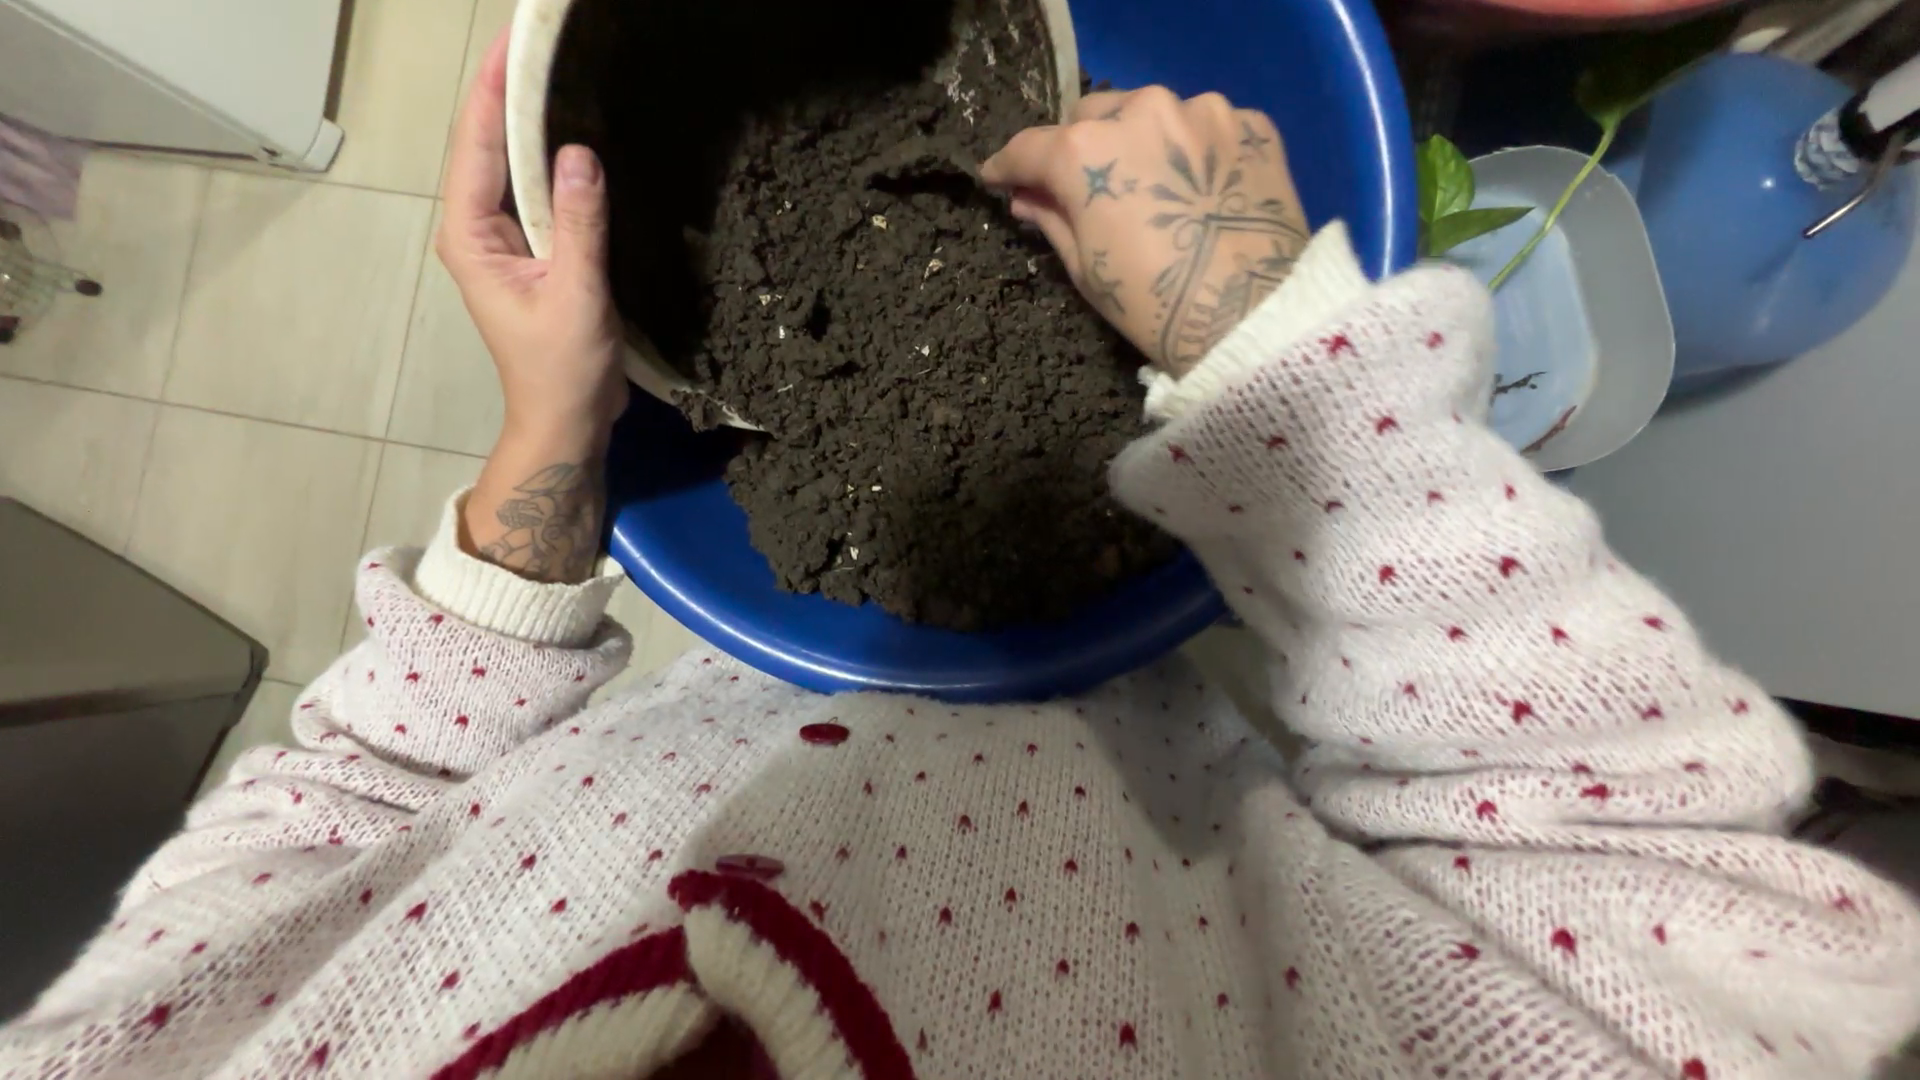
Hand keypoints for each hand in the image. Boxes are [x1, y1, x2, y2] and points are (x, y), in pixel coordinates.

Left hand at [439, 30, 626, 436]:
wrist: (567, 419)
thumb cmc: (563, 368)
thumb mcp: (576, 296)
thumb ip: (579, 227)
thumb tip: (582, 154)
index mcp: (471, 235)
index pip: (478, 145)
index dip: (496, 89)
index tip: (518, 40)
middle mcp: (480, 230)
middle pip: (491, 149)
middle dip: (513, 97)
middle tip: (546, 49)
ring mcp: (509, 244)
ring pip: (517, 173)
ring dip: (538, 131)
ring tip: (565, 82)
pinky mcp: (537, 258)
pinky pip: (545, 203)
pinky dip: (561, 174)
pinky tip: (585, 151)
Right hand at [980, 87, 1309, 376]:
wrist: (1249, 318)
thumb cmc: (1150, 303)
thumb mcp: (1085, 269)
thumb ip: (1051, 219)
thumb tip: (1026, 198)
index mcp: (1087, 150)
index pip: (1031, 148)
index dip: (1008, 167)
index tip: (997, 178)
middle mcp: (1142, 110)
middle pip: (1091, 117)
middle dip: (1079, 149)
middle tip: (1083, 190)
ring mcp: (1202, 111)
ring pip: (1150, 114)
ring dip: (1138, 144)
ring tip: (1149, 191)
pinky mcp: (1250, 124)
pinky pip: (1203, 129)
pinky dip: (1190, 153)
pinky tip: (1198, 194)